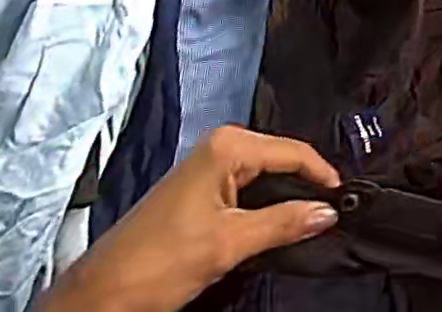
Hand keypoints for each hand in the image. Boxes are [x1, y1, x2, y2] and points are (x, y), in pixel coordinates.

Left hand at [41, 127, 340, 311]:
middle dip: (305, 182)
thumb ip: (283, 223)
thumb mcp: (227, 244)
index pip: (292, 151)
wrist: (96, 298)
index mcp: (228, 145)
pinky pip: (248, 185)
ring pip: (265, 173)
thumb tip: (329, 212)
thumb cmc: (161, 263)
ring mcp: (209, 164)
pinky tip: (278, 218)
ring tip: (312, 213)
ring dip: (286, 193)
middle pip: (280, 158)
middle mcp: (221, 144)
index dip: (321, 173)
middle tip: (331, 208)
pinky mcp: (201, 187)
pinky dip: (266, 201)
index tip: (345, 198)